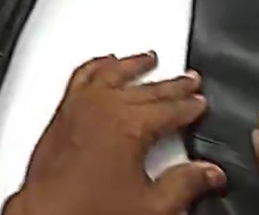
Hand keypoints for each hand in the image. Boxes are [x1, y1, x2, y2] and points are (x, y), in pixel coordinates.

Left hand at [3, 52, 224, 214]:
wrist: (48, 213)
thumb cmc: (92, 211)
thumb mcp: (151, 208)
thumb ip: (184, 186)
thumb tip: (209, 172)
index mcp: (129, 125)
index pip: (168, 110)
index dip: (188, 106)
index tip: (200, 101)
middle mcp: (105, 105)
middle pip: (146, 89)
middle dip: (171, 85)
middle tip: (189, 79)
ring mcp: (83, 102)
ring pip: (114, 72)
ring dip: (134, 64)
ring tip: (150, 58)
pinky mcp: (66, 107)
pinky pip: (84, 74)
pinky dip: (98, 64)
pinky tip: (105, 62)